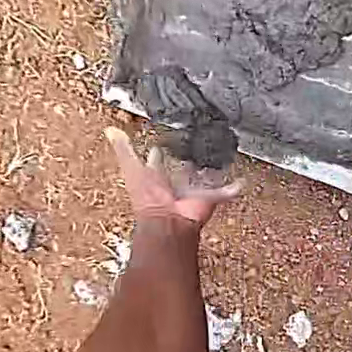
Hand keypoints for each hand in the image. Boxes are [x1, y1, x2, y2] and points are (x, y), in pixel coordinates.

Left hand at [104, 126, 242, 227]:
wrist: (167, 221)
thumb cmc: (147, 197)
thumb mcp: (132, 169)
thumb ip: (124, 150)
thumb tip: (110, 130)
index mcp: (156, 178)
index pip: (156, 162)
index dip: (158, 154)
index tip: (161, 144)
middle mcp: (175, 185)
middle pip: (182, 170)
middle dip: (188, 160)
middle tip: (195, 147)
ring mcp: (193, 192)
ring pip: (203, 179)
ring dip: (211, 172)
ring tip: (220, 159)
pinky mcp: (209, 197)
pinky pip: (224, 192)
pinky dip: (233, 188)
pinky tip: (241, 182)